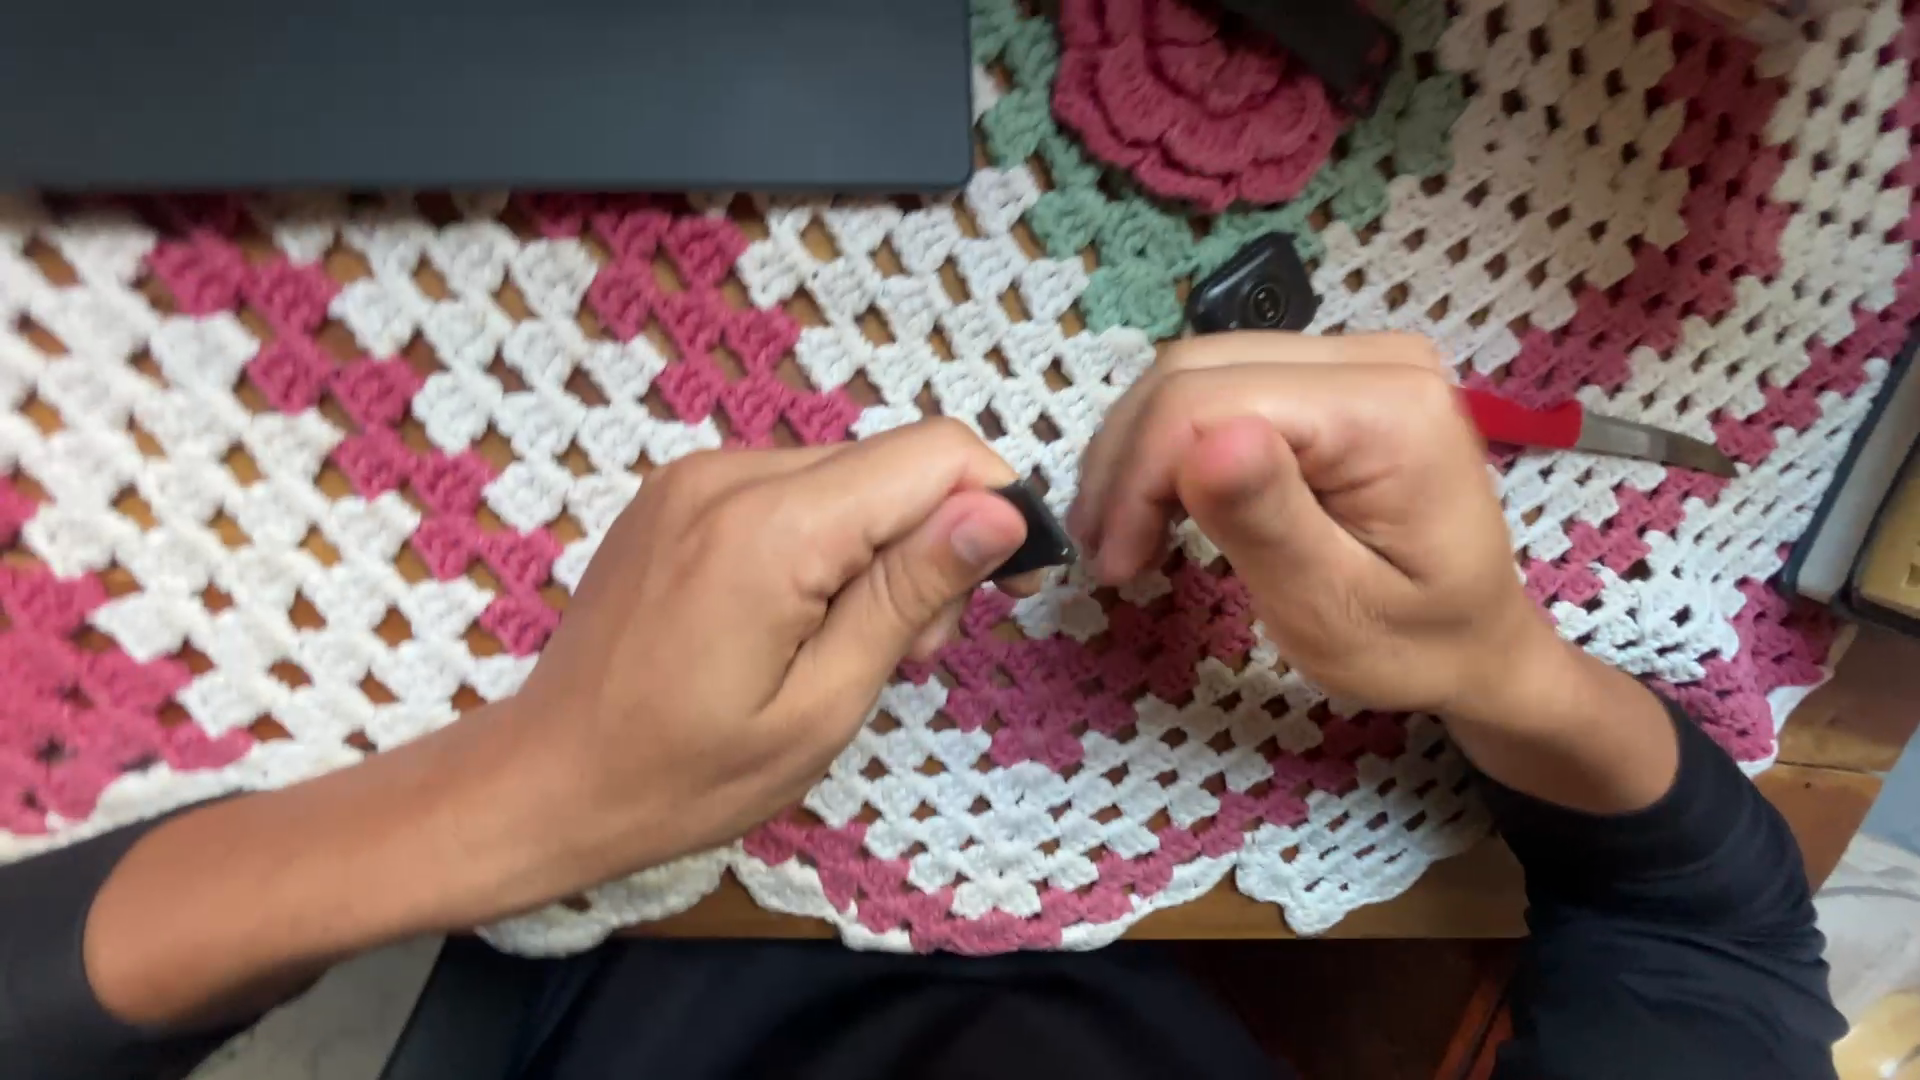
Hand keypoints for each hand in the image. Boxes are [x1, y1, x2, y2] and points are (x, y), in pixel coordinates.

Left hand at [509, 418, 1029, 889]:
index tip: (1013, 584)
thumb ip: (910, 594)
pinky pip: (798, 489)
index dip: (998, 503)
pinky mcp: (685, 489)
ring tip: (853, 642)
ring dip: (884, 547)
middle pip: (895, 464)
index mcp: (773, 527)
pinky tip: (806, 611)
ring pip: (852, 477)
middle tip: (915, 648)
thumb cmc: (685, 775)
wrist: (539, 780)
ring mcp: (700, 473)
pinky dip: (832, 540)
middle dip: (936, 542)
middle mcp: (733, 470)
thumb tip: (1000, 511)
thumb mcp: (823, 705)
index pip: (935, 454)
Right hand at [1070, 332, 1554, 717]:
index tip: (1114, 564)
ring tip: (1115, 531)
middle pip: (1190, 374)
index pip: (1207, 404)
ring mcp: (1347, 359)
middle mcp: (1370, 357)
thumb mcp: (1335, 611)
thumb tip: (1204, 446)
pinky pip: (1212, 389)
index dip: (1138, 478)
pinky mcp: (1323, 378)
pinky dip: (1164, 445)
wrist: (1473, 639)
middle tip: (1101, 549)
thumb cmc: (1412, 644)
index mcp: (1386, 410)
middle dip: (1125, 463)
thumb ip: (1272, 524)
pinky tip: (1152, 499)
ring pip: (1189, 375)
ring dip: (1134, 453)